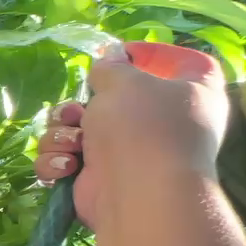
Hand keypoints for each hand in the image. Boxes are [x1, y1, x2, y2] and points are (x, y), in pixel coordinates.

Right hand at [34, 42, 228, 231]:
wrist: (138, 192)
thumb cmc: (144, 129)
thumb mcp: (127, 83)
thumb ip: (113, 67)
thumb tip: (111, 56)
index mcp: (188, 93)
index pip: (181, 62)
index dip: (153, 54)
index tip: (120, 54)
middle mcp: (159, 121)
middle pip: (108, 100)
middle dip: (78, 106)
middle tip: (76, 112)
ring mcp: (124, 151)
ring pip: (72, 130)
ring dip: (60, 134)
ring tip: (72, 145)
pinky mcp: (94, 175)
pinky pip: (61, 159)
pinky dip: (57, 162)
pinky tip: (67, 167)